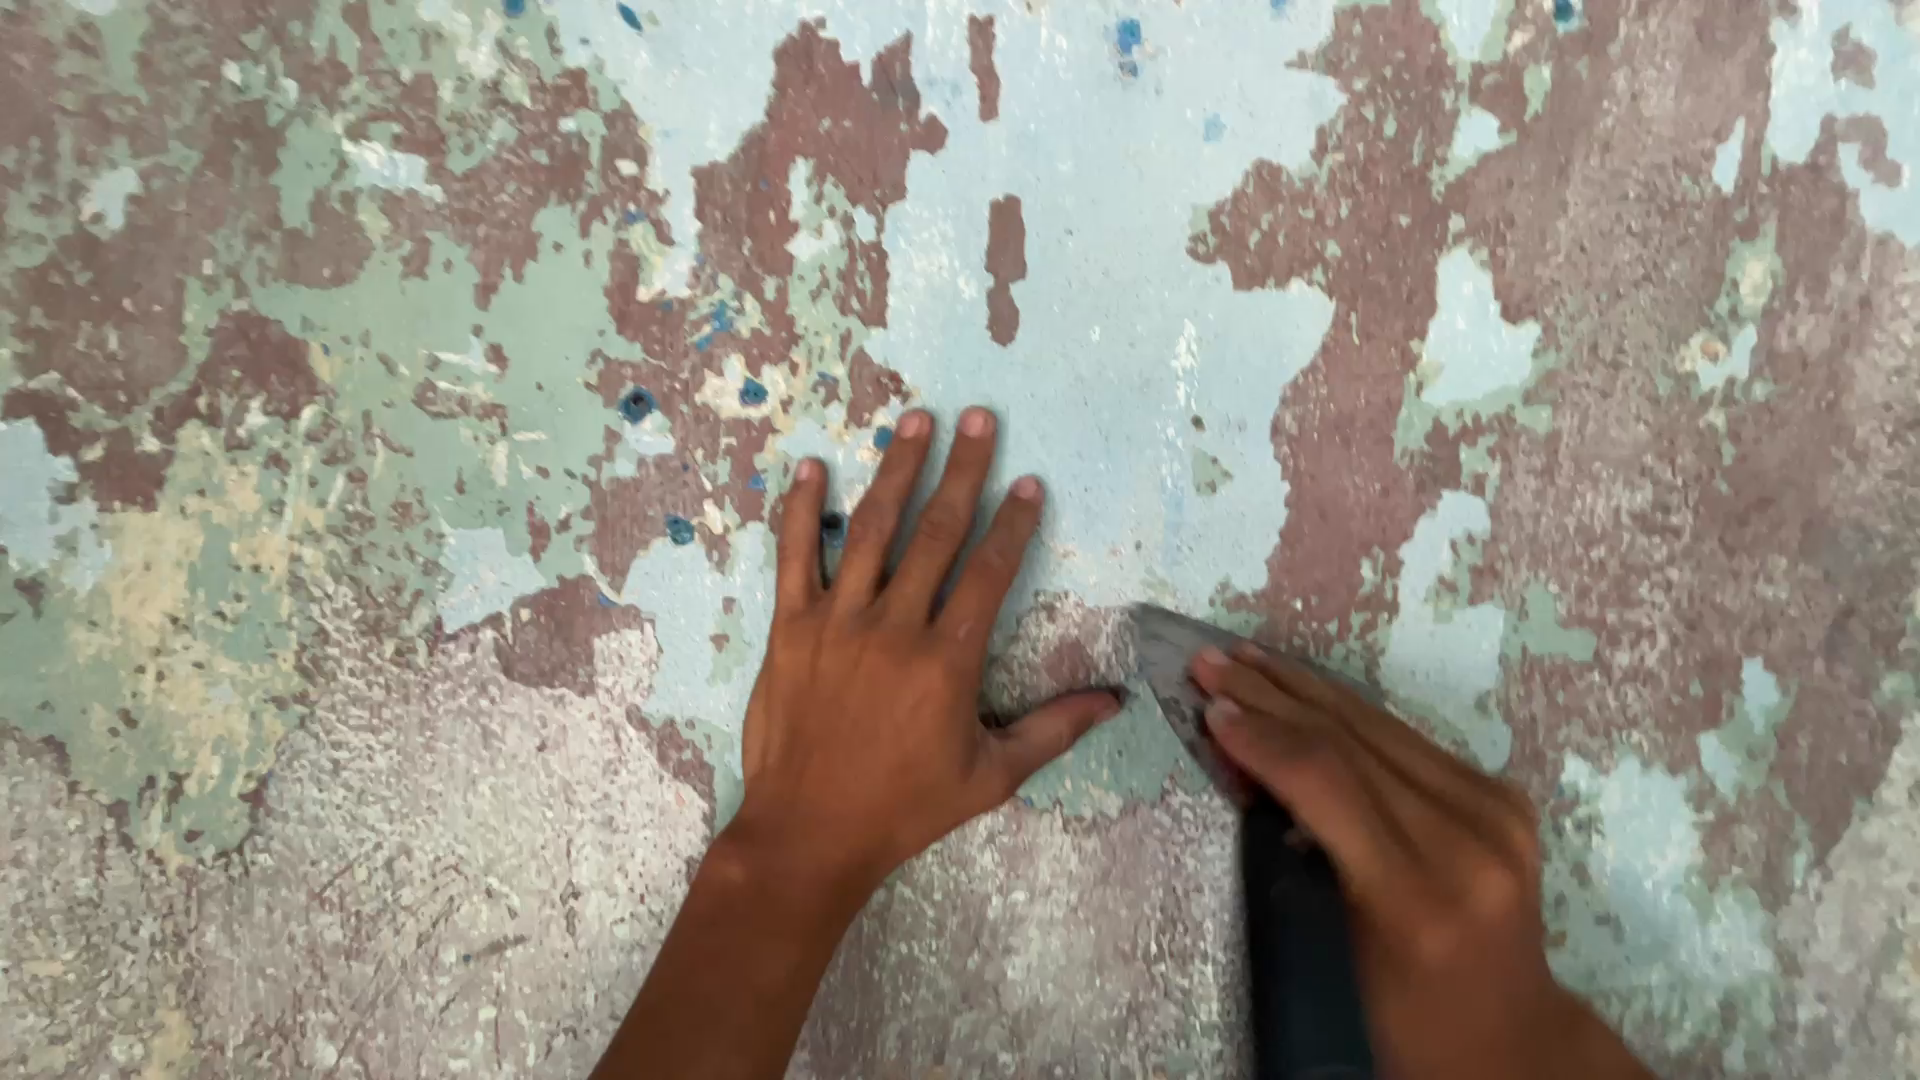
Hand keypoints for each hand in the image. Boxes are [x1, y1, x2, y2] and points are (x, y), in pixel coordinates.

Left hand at [726, 405, 1122, 900]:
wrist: (810, 833)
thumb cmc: (905, 808)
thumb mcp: (991, 777)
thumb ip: (1053, 731)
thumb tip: (1115, 701)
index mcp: (947, 659)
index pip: (989, 572)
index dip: (1013, 524)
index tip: (1028, 482)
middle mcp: (895, 626)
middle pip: (936, 533)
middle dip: (963, 470)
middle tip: (980, 418)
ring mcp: (837, 621)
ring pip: (872, 530)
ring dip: (896, 470)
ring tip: (915, 421)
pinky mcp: (791, 627)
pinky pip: (795, 557)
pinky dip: (800, 511)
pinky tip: (812, 467)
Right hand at [1189, 645, 1651, 1079]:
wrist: (1514, 1040)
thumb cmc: (1400, 1014)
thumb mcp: (1334, 941)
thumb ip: (1293, 845)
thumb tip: (1243, 761)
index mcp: (1417, 894)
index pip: (1326, 781)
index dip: (1261, 736)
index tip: (1207, 709)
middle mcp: (1467, 840)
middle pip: (1348, 740)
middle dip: (1268, 694)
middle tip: (1209, 663)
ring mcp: (1494, 810)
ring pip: (1374, 723)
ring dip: (1299, 684)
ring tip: (1245, 657)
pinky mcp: (1500, 795)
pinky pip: (1400, 733)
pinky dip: (1339, 703)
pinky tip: (1300, 682)